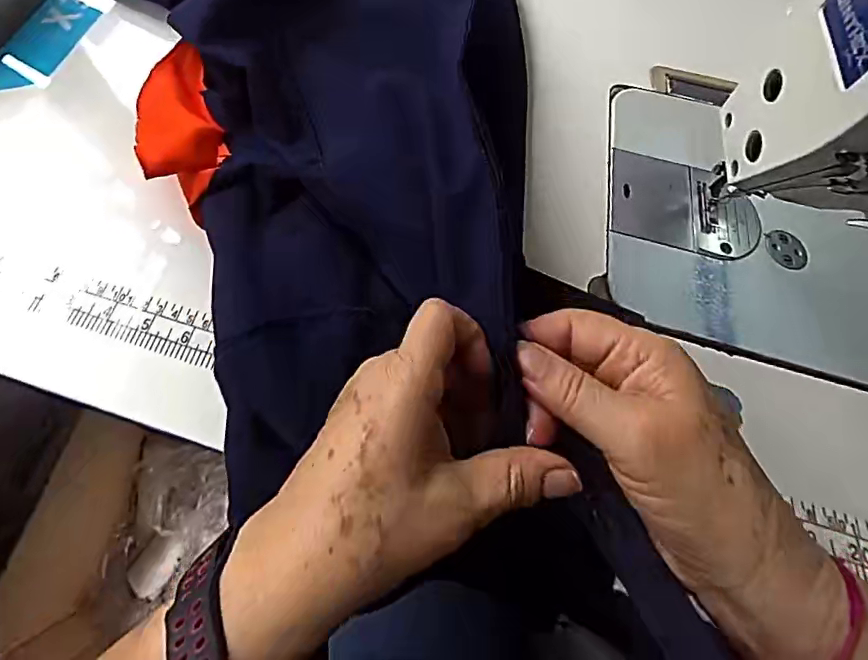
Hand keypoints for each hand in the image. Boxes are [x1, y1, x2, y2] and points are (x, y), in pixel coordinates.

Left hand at [219, 299, 580, 659]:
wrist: (303, 553)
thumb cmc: (374, 524)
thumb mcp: (458, 502)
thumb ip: (517, 477)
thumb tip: (564, 470)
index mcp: (401, 377)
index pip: (440, 314)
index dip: (475, 338)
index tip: (491, 388)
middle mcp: (376, 373)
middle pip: (435, 348)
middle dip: (472, 386)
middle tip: (489, 439)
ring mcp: (359, 391)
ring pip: (419, 372)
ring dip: (451, 405)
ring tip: (464, 459)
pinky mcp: (351, 412)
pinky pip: (397, 391)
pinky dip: (426, 414)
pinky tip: (433, 465)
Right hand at [516, 310, 846, 659]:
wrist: (745, 576)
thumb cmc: (713, 503)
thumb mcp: (634, 435)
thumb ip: (573, 390)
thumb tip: (521, 352)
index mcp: (647, 356)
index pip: (573, 324)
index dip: (537, 341)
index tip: (509, 370)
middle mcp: (633, 375)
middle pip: (561, 354)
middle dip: (537, 382)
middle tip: (529, 418)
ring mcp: (623, 409)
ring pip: (559, 387)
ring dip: (541, 410)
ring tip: (538, 438)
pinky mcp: (614, 440)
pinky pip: (568, 418)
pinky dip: (551, 429)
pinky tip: (545, 445)